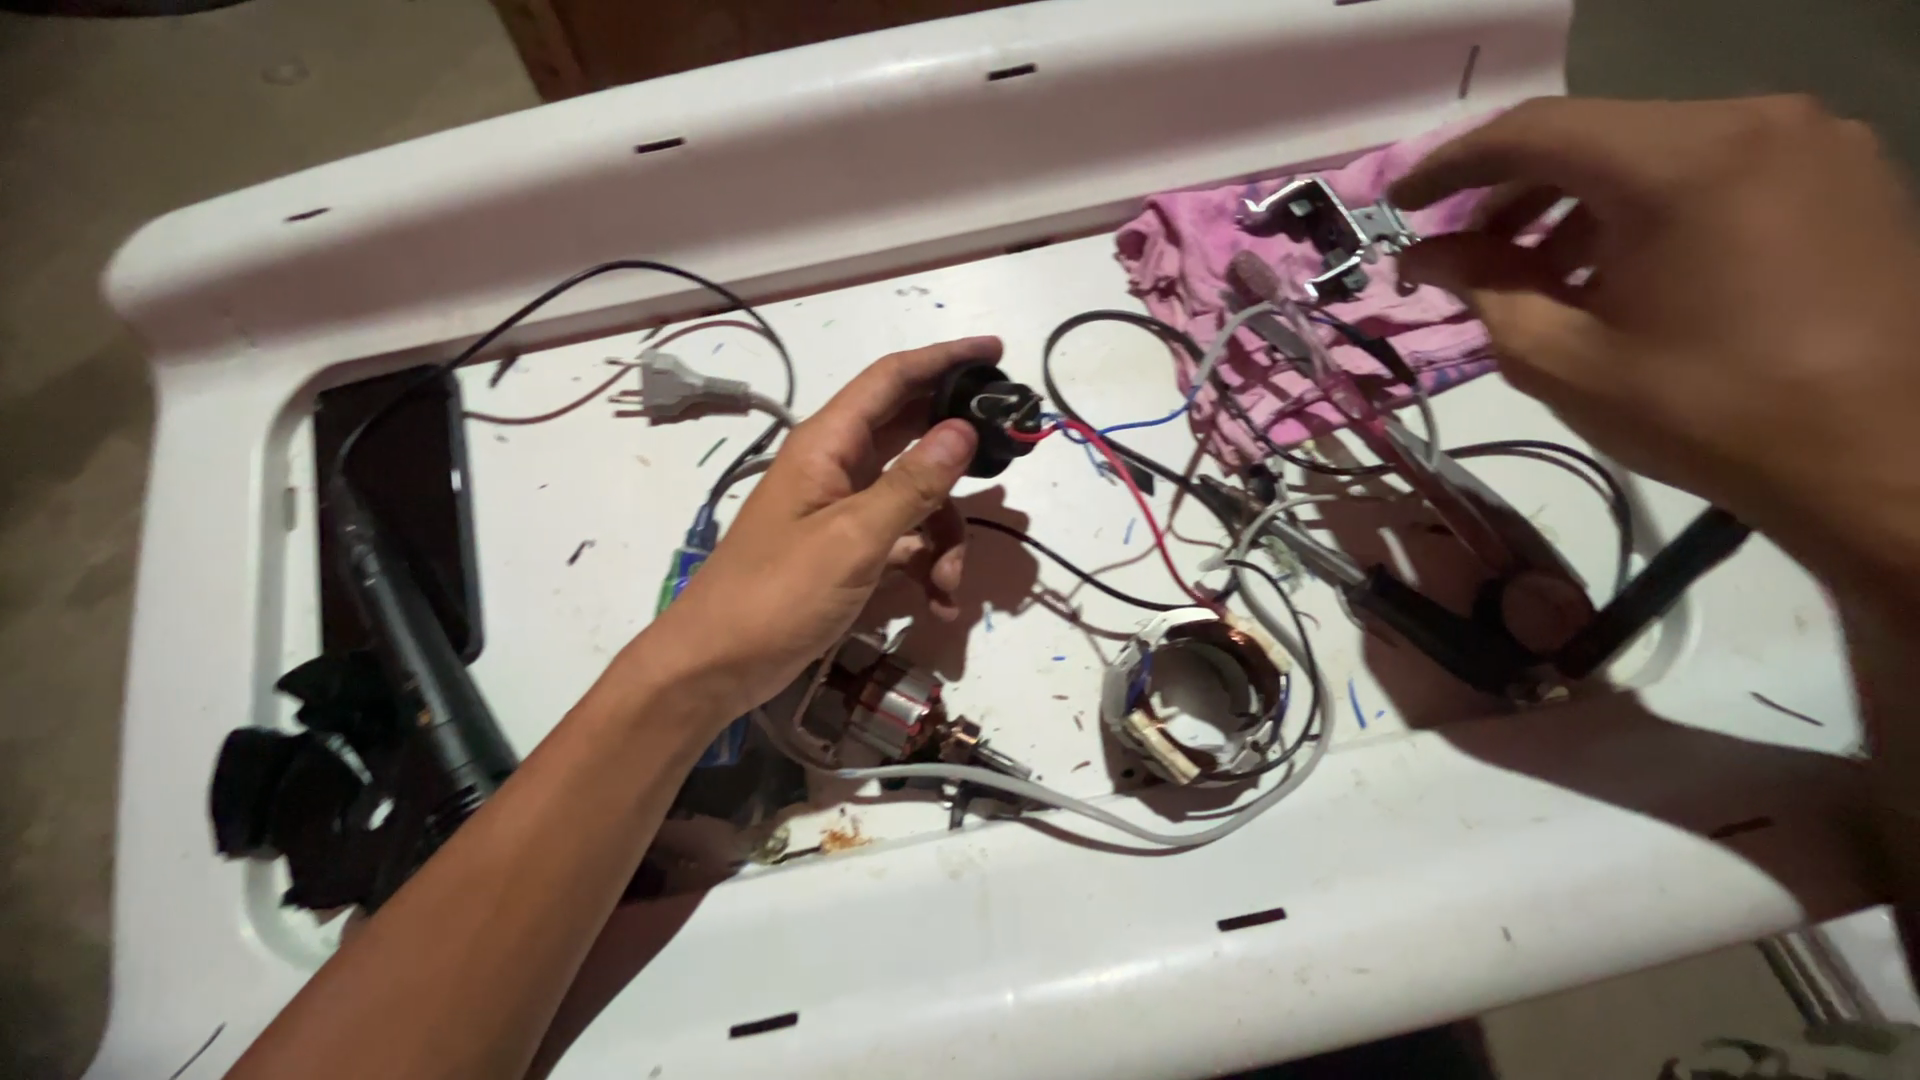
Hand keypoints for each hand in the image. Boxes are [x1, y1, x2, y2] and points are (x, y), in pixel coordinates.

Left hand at [636, 337, 993, 720]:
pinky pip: (905, 541)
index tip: (996, 350)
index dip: (944, 358)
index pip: (892, 379)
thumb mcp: (853, 539)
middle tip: (1007, 455)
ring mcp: (845, 510)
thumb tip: (963, 430)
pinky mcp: (851, 551)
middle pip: (912, 434)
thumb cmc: (777, 594)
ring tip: (951, 585)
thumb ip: (911, 484)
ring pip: (918, 497)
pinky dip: (927, 566)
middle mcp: (839, 466)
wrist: (719, 664)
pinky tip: (938, 604)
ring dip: (946, 537)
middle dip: (959, 450)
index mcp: (829, 444)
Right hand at [1391, 96, 1919, 605]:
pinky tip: (1608, 271)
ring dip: (1568, 204)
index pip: (1534, 131)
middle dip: (1509, 192)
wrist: (1875, 452)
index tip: (1401, 204)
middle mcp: (1751, 123)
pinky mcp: (1837, 172)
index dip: (1452, 164)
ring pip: (1646, 150)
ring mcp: (1808, 141)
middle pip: (1591, 135)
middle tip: (1460, 253)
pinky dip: (1633, 208)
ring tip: (1531, 274)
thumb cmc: (1698, 409)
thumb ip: (1481, 287)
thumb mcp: (1557, 357)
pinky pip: (1704, 168)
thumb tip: (1424, 253)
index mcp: (1679, 164)